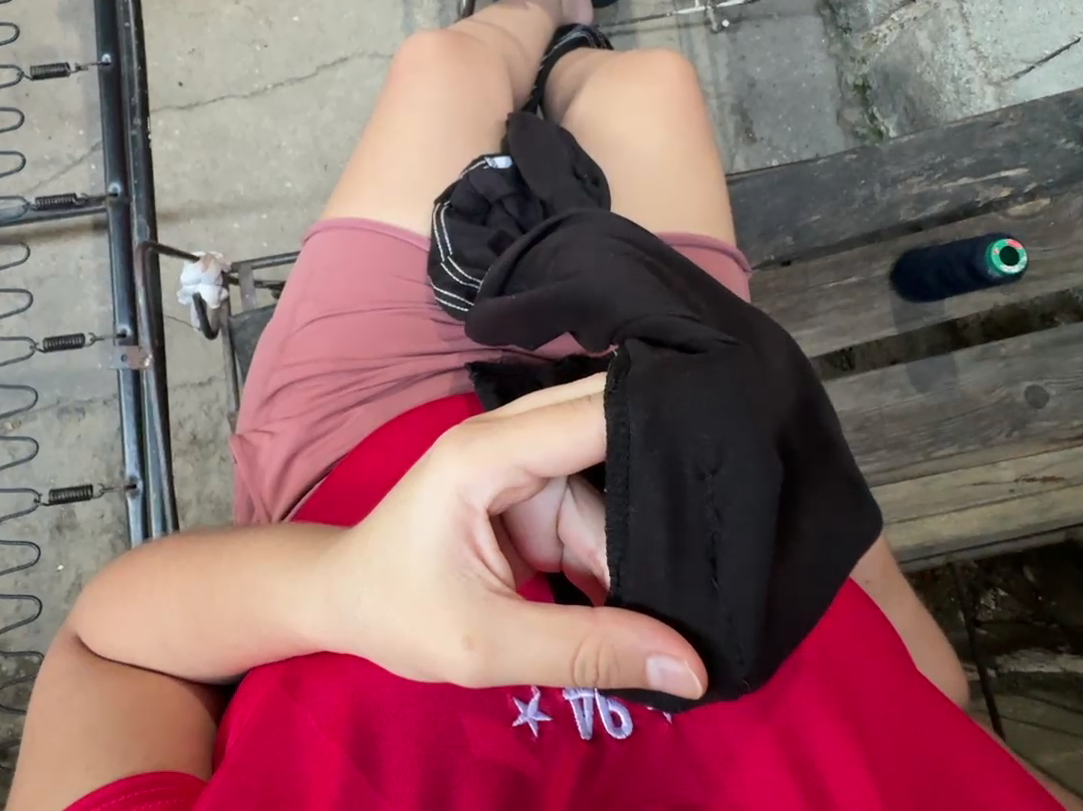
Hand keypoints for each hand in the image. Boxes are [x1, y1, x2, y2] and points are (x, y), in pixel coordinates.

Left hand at [315, 374, 706, 698]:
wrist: (344, 601)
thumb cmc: (397, 609)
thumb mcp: (485, 645)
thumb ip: (585, 651)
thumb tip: (690, 666)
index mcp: (487, 451)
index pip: (590, 416)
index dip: (661, 417)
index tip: (735, 434)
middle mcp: (509, 443)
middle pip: (606, 437)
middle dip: (664, 478)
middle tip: (739, 513)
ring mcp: (521, 470)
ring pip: (608, 492)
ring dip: (640, 542)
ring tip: (695, 595)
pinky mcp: (529, 500)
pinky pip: (592, 518)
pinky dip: (617, 558)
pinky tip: (651, 598)